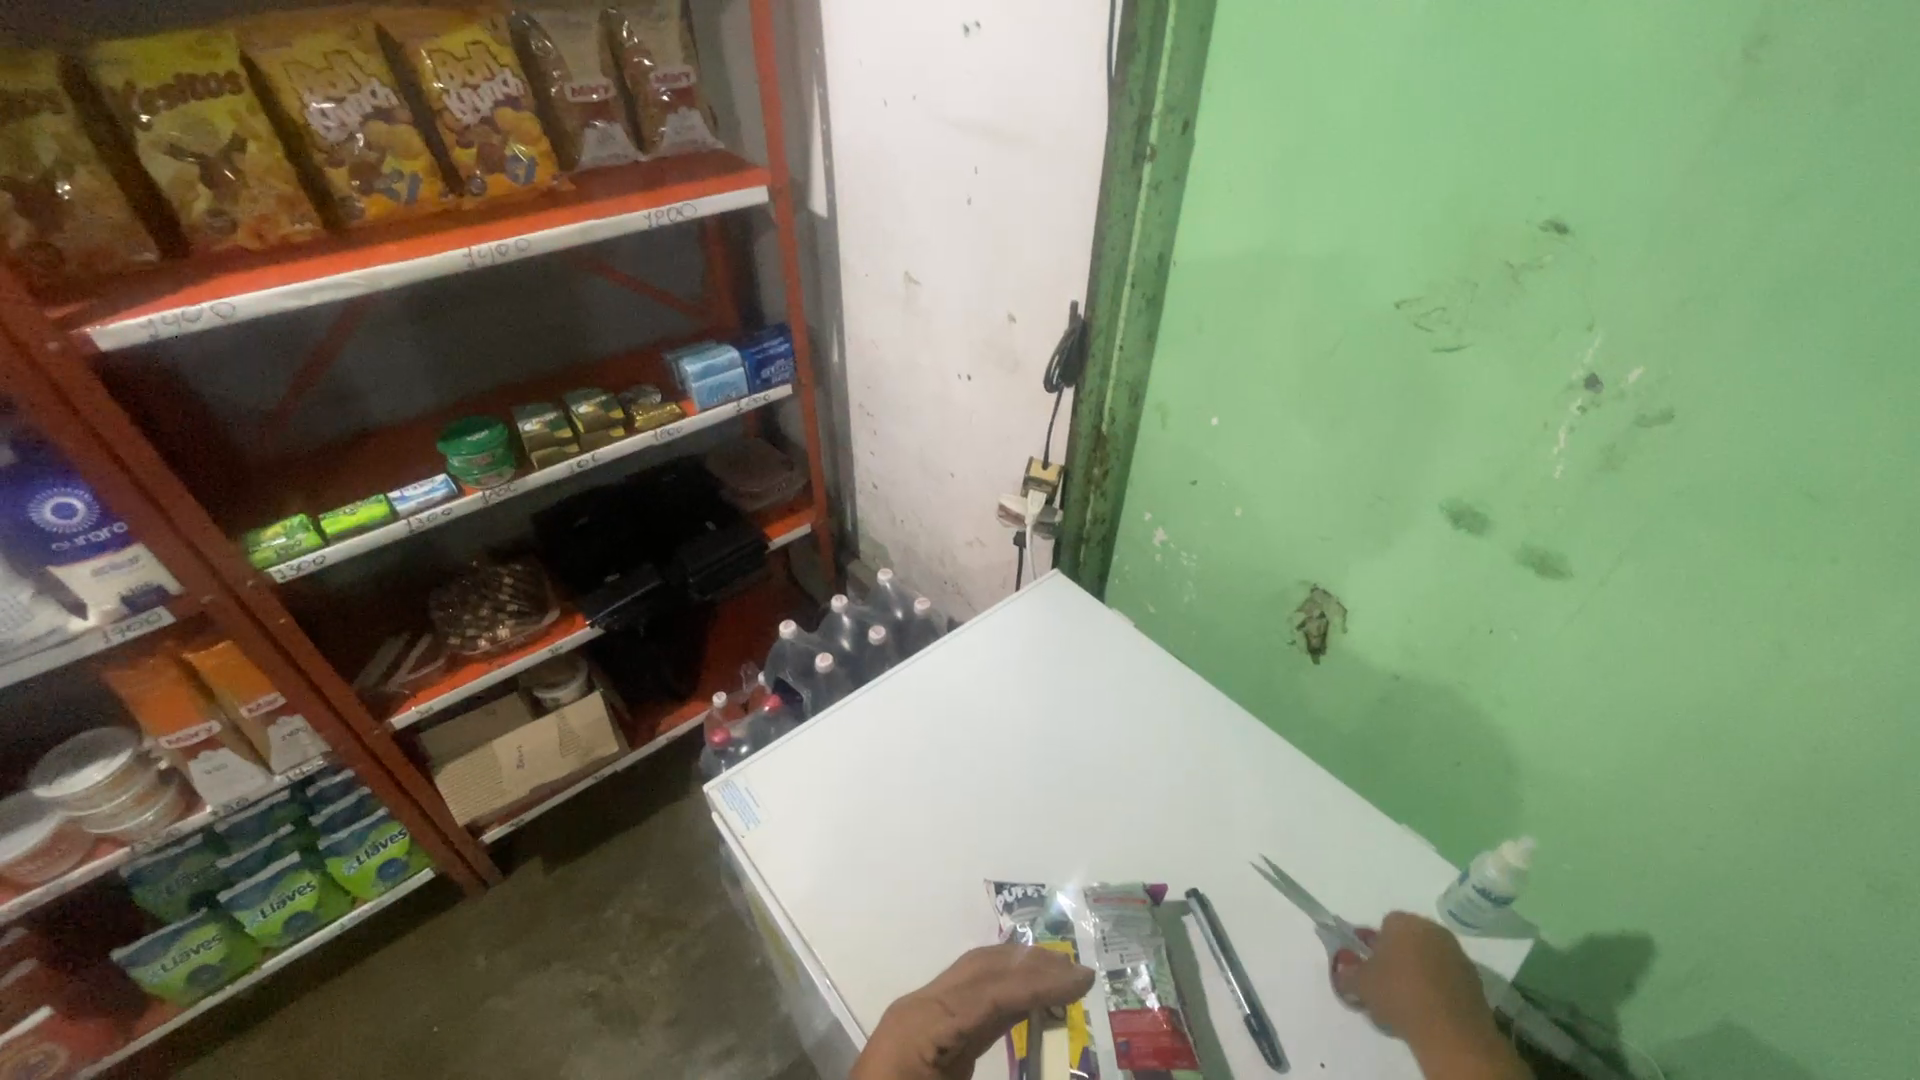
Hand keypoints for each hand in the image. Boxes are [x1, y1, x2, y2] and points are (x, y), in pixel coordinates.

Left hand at [851, 943, 1095, 1079]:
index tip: (1085, 979)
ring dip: (1020, 972)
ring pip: (974, 976)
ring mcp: (918, 1018)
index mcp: (922, 1027)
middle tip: (1080, 971)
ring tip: (1062, 976)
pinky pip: (968, 1002)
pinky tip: (1029, 1001)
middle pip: (981, 969)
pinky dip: (1004, 995)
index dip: (1041, 983)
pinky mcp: (924, 1034)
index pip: (991, 992)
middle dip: (1032, 965)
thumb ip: (1003, 1069)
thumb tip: (1053, 1059)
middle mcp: (919, 1009)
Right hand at [1331, 913, 1528, 1079]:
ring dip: (1418, 972)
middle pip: (1409, 938)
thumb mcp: (1360, 984)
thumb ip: (1346, 972)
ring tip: (1407, 1001)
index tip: (1370, 965)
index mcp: (1404, 922)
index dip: (1374, 944)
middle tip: (1385, 982)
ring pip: (1429, 958)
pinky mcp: (1475, 980)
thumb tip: (1343, 968)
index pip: (1385, 923)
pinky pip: (1447, 977)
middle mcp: (1433, 930)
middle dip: (1397, 956)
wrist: (1451, 1032)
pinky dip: (1438, 988)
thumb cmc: (1399, 994)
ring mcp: (1458, 954)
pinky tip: (1428, 1009)